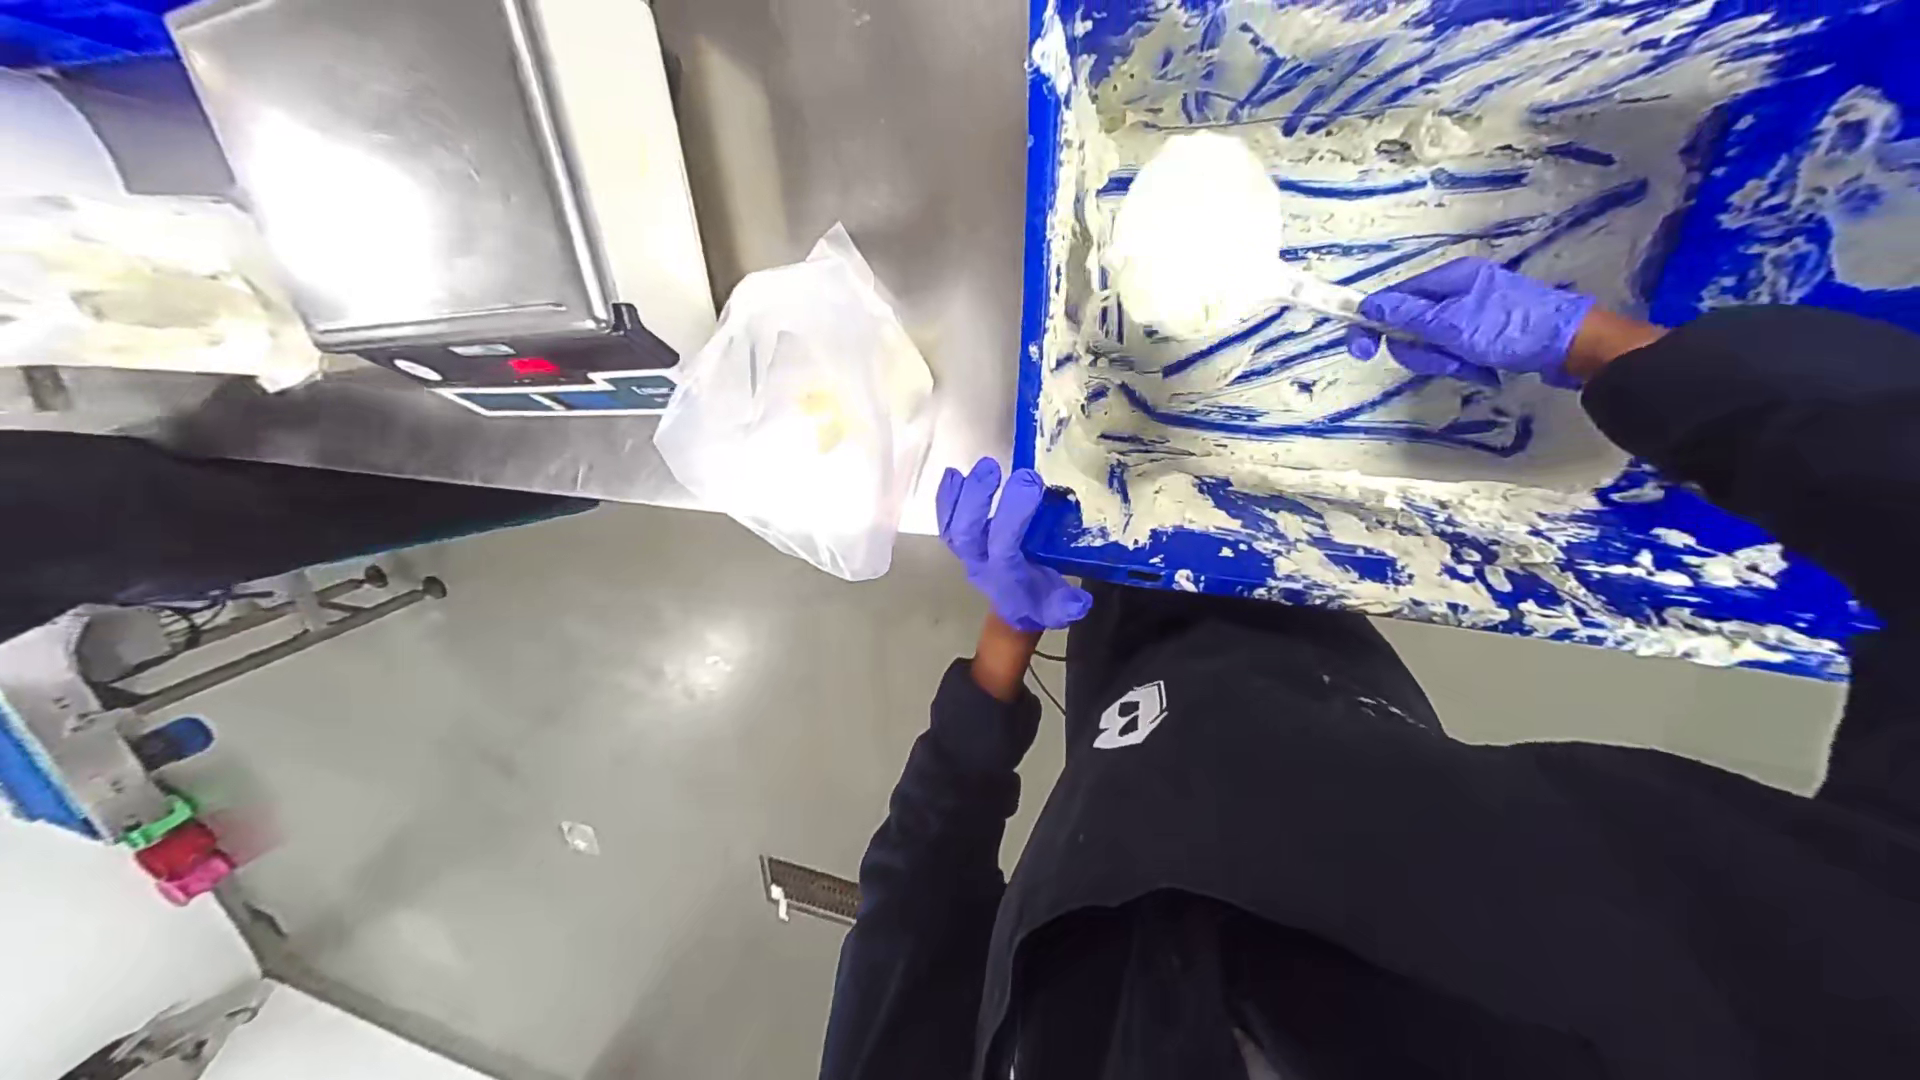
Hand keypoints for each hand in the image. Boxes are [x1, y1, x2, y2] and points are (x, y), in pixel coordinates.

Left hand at [937, 458, 1090, 632]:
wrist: (1016, 608)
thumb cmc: (1039, 602)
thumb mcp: (1059, 608)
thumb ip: (1067, 605)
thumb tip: (1078, 602)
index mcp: (1006, 577)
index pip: (1003, 545)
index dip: (1012, 514)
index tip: (1032, 482)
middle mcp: (980, 563)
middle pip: (967, 532)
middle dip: (976, 499)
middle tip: (993, 466)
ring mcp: (967, 552)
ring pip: (952, 525)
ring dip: (960, 494)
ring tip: (982, 465)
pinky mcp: (961, 541)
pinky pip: (946, 521)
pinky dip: (946, 497)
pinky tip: (953, 473)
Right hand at [1343, 256, 1596, 388]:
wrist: (1569, 345)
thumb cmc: (1508, 329)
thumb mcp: (1450, 323)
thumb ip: (1405, 315)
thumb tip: (1368, 305)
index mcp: (1448, 279)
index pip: (1392, 299)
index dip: (1371, 324)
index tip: (1362, 352)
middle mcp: (1456, 290)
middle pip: (1408, 325)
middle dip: (1419, 349)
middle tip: (1441, 358)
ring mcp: (1468, 310)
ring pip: (1427, 341)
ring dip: (1440, 359)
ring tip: (1466, 363)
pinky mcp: (1479, 330)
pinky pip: (1448, 348)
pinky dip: (1456, 361)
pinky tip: (1476, 365)